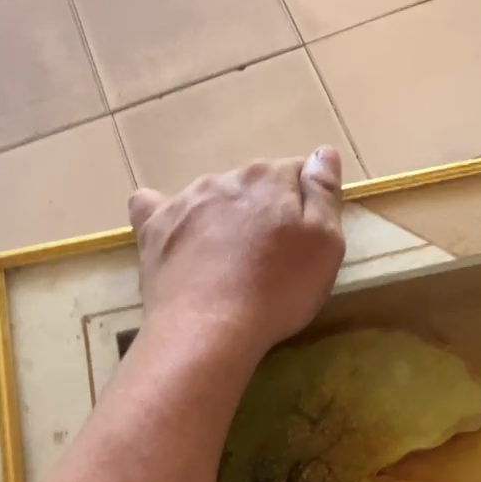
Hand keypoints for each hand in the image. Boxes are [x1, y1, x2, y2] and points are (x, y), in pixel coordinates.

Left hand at [128, 148, 346, 354]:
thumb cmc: (279, 289)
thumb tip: (323, 153)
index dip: (307, 204)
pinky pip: (156, 205)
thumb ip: (325, 194)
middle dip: (266, 209)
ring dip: (227, 216)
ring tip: (233, 260)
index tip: (309, 237)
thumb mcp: (326, 244)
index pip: (297, 172)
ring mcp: (184, 200)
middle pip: (255, 184)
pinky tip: (175, 234)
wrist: (208, 328)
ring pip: (214, 197)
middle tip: (274, 255)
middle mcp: (226, 178)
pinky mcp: (153, 227)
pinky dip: (169, 214)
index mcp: (271, 178)